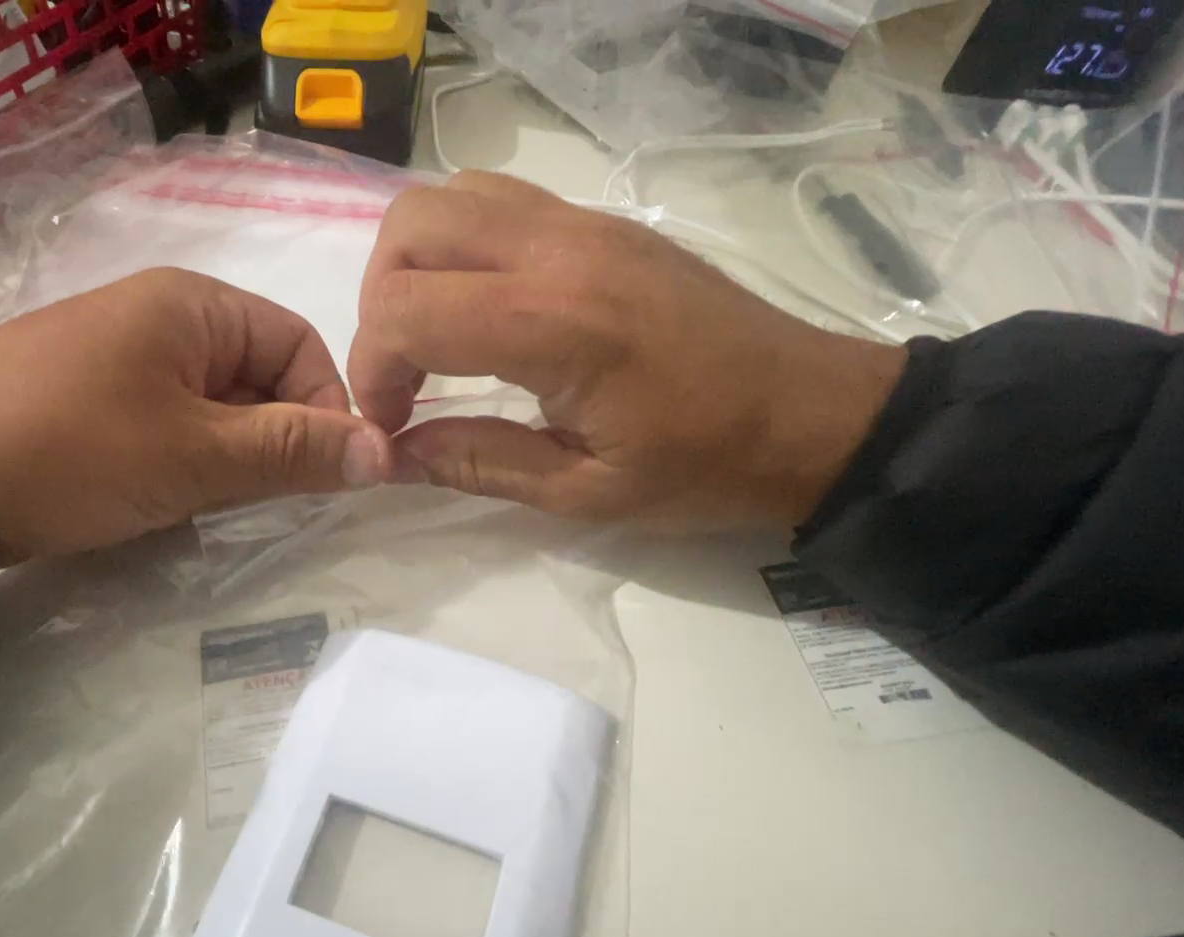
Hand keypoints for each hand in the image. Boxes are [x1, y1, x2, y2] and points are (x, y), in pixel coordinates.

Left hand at [0, 269, 391, 570]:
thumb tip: (387, 453)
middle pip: (264, 380)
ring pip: (223, 416)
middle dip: (279, 443)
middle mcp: (167, 324)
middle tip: (270, 502)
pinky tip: (180, 507)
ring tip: (219, 507)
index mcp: (194, 307)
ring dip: (236, 464)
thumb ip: (291, 452)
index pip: (301, 347)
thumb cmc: (65, 450)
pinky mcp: (103, 411)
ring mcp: (131, 369)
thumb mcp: (192, 454)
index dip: (328, 409)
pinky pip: (179, 434)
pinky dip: (195, 471)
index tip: (330, 477)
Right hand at [349, 172, 906, 529]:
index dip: (373, 371)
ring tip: (436, 338)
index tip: (392, 426)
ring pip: (448, 197)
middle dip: (379, 306)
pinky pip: (497, 200)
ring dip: (415, 266)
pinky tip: (484, 309)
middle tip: (406, 376)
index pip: (406, 310)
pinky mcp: (602, 220)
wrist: (811, 413)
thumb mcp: (583, 492)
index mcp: (555, 324)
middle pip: (410, 227)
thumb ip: (477, 464)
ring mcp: (584, 221)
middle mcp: (560, 249)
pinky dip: (460, 245)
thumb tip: (394, 455)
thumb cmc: (705, 467)